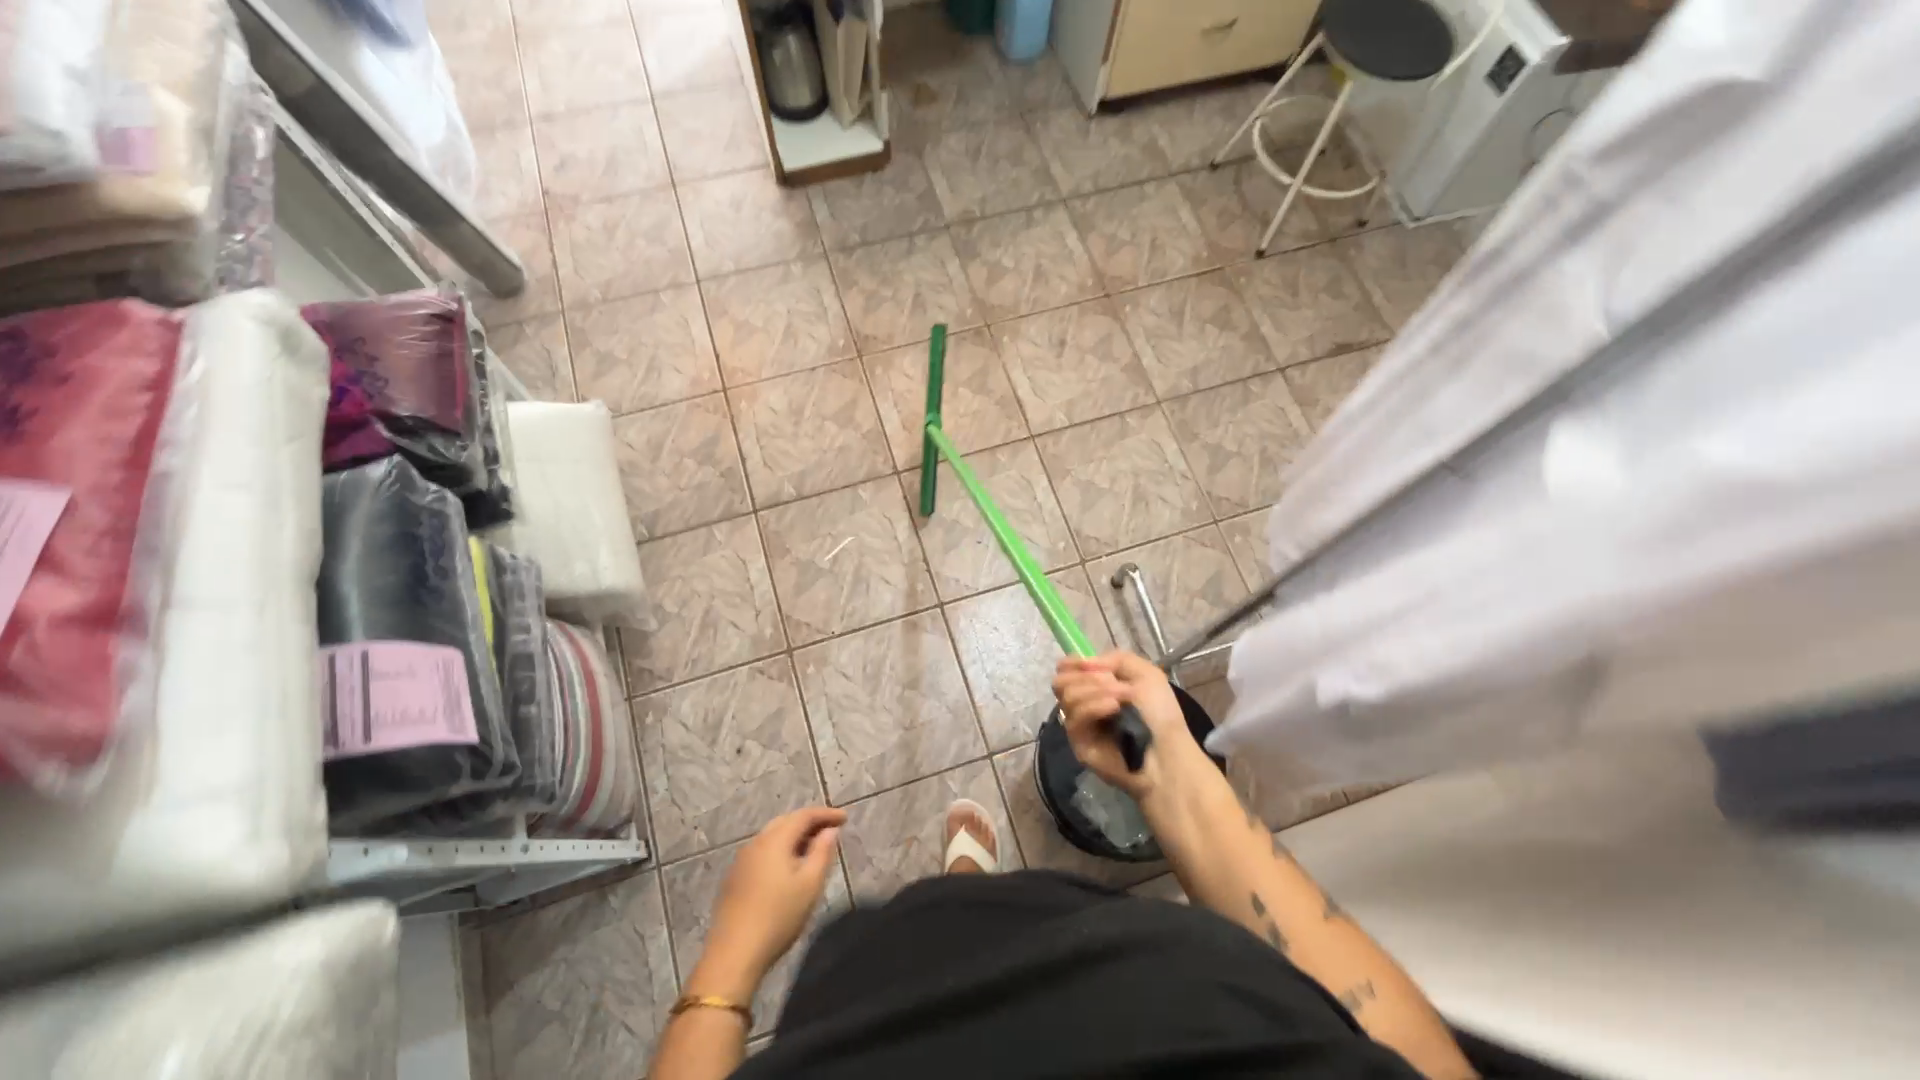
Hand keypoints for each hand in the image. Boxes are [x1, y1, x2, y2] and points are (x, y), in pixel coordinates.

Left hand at [690, 806, 845, 999]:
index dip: (826, 814)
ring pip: (771, 837)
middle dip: (809, 822)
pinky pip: (762, 852)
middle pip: (785, 822)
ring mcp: (741, 861)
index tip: (845, 818)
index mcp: (774, 841)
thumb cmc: (779, 917)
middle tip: (830, 830)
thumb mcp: (810, 885)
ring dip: (793, 836)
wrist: (734, 953)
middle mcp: (755, 844)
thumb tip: (830, 830)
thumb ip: (822, 853)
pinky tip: (787, 867)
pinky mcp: (734, 878)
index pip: (803, 816)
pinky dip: (779, 850)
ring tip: (812, 848)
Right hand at [1052, 651, 1206, 799]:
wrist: (1167, 752)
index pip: (1066, 670)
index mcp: (1097, 687)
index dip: (1073, 663)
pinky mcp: (1079, 743)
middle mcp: (1084, 704)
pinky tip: (1113, 708)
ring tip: (1120, 699)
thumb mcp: (1146, 674)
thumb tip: (1084, 662)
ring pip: (1067, 697)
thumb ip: (1115, 659)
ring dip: (1095, 690)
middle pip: (1060, 682)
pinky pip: (1075, 718)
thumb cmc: (1160, 713)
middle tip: (1112, 681)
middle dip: (1086, 676)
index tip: (1085, 663)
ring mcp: (1080, 725)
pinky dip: (1094, 707)